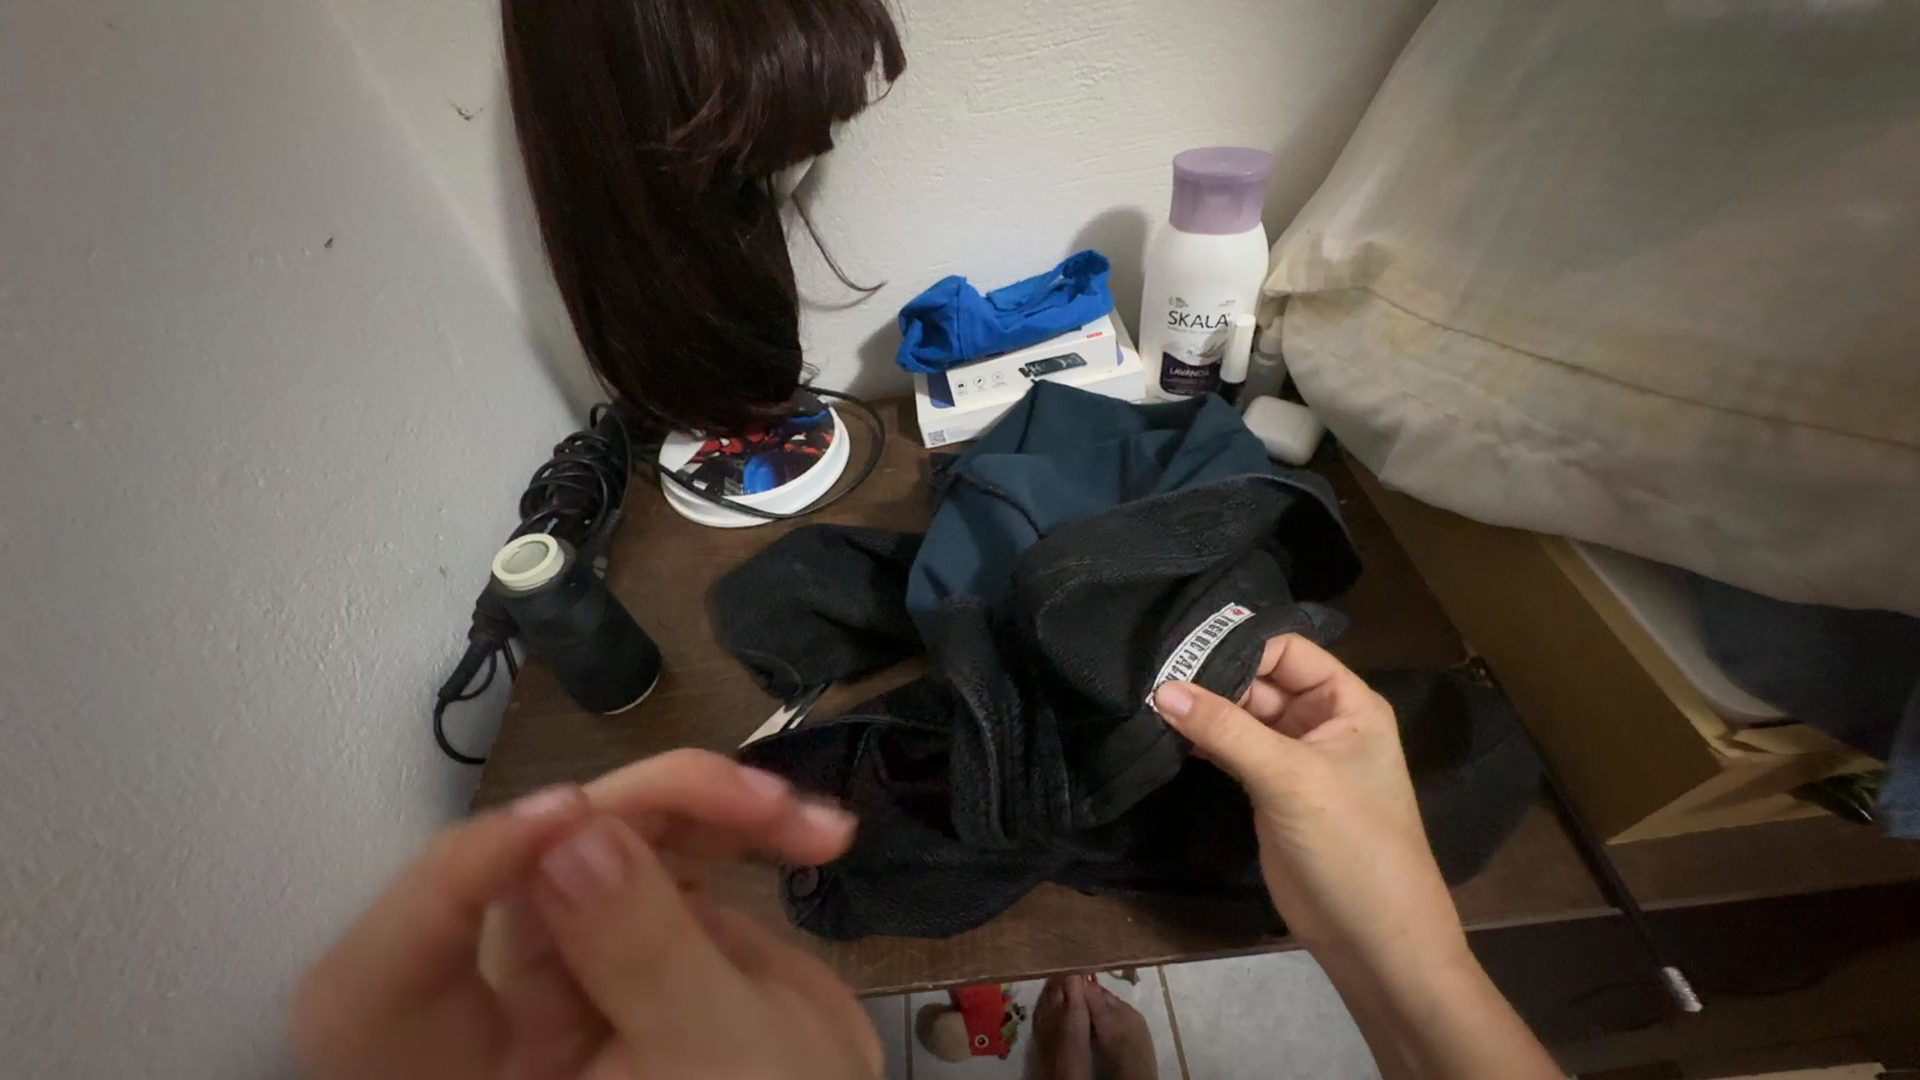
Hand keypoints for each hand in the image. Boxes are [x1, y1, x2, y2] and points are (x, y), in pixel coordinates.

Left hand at [292, 750, 876, 1079]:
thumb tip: (573, 841)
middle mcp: (510, 1011)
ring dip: (715, 804)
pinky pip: (672, 836)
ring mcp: (582, 951)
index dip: (442, 892)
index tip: (565, 818)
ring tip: (805, 819)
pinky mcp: (642, 910)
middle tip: (753, 798)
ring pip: (610, 827)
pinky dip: (744, 822)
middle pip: (529, 868)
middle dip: (649, 807)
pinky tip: (815, 829)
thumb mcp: (716, 1058)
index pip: (373, 993)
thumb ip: (644, 960)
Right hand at [1152, 635, 1467, 973]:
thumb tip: (1161, 688)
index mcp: (1346, 704)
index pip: (1286, 652)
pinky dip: (1202, 741)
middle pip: (1258, 680)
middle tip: (1155, 677)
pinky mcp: (1268, 787)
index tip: (1184, 654)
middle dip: (1212, 679)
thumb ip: (1224, 729)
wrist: (1371, 939)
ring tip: (1152, 704)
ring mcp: (1293, 756)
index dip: (1240, 648)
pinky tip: (1168, 737)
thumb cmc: (1349, 843)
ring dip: (1202, 711)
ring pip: (1240, 715)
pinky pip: (1230, 748)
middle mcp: (1320, 721)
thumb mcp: (1289, 777)